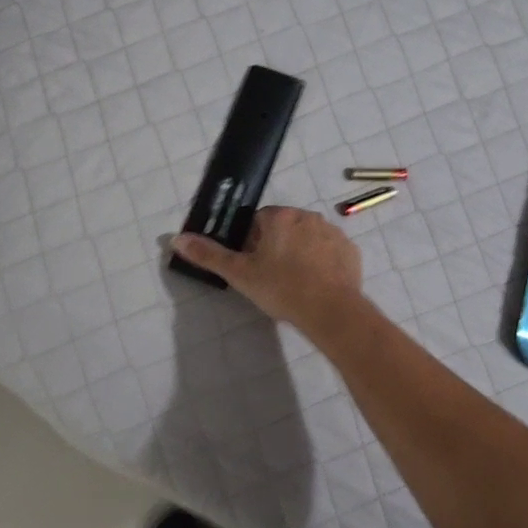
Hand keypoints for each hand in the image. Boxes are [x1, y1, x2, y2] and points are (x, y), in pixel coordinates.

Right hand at [171, 206, 363, 334]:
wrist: (331, 311)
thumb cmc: (281, 288)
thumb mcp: (240, 274)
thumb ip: (209, 255)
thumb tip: (177, 239)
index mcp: (279, 217)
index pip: (258, 221)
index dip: (251, 243)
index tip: (252, 265)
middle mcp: (308, 216)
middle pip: (284, 228)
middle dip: (277, 246)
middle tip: (271, 277)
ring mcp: (333, 232)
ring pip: (308, 238)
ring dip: (300, 253)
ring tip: (295, 283)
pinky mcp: (350, 251)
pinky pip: (330, 252)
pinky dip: (322, 264)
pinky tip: (317, 285)